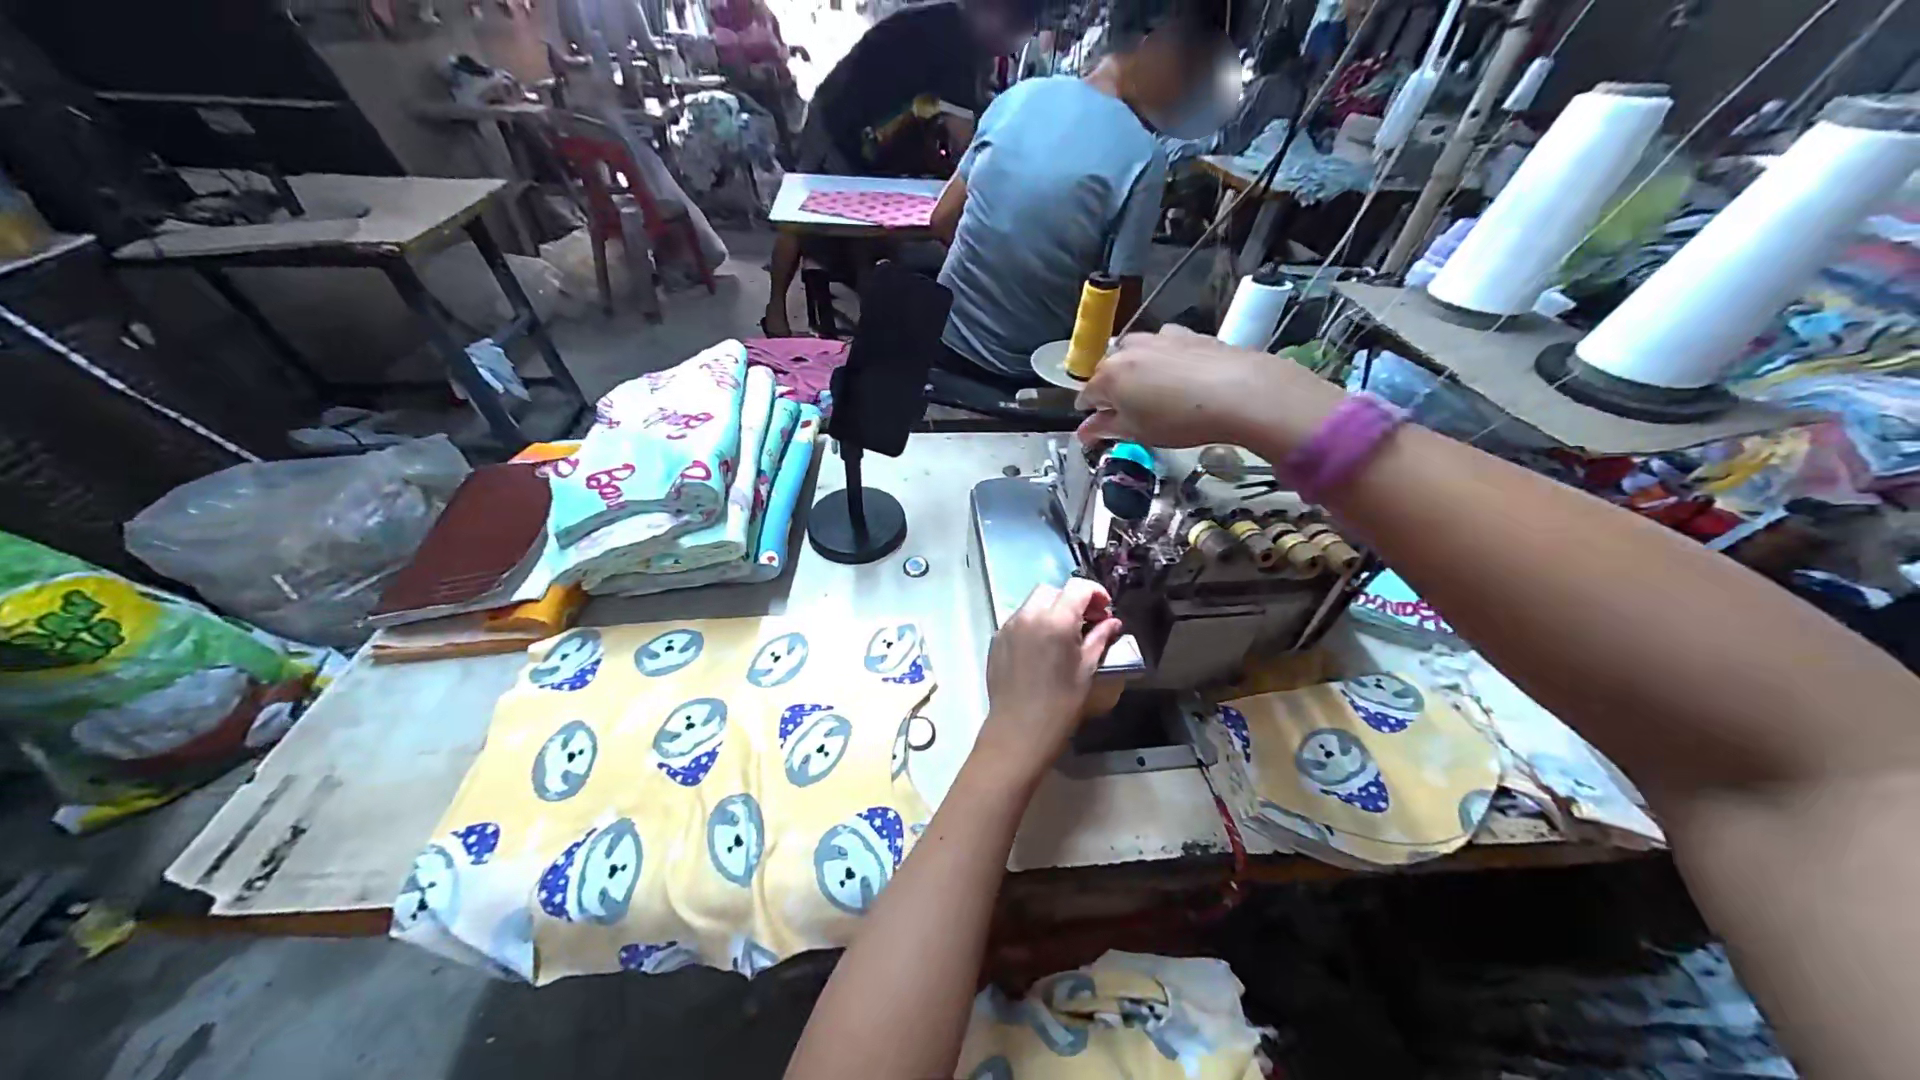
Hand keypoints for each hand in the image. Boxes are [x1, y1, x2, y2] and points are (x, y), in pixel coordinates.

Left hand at [973, 579, 1123, 786]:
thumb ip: (1100, 638)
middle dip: (1071, 600)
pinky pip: (1018, 621)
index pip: (1078, 588)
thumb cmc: (1061, 702)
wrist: (1020, 728)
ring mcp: (1008, 626)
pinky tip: (1042, 648)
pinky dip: (1033, 624)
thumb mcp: (1088, 669)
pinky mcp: (996, 639)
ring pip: (1032, 603)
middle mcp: (1029, 615)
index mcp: (1056, 620)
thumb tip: (1112, 622)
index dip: (1095, 593)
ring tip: (1064, 635)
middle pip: (1052, 590)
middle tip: (1086, 621)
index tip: (1105, 609)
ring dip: (1051, 610)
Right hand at [1074, 326, 1342, 454]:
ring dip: (1137, 371)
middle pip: (1108, 371)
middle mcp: (1128, 350)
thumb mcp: (1137, 433)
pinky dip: (1163, 359)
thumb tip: (1084, 431)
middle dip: (1113, 390)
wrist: (1239, 391)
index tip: (1100, 428)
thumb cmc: (1180, 418)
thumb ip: (1106, 429)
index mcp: (1108, 376)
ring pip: (1135, 353)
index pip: (1086, 395)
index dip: (1090, 414)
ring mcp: (1158, 338)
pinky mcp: (1188, 334)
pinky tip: (1180, 377)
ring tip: (1156, 395)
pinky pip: (1164, 346)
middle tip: (1131, 415)